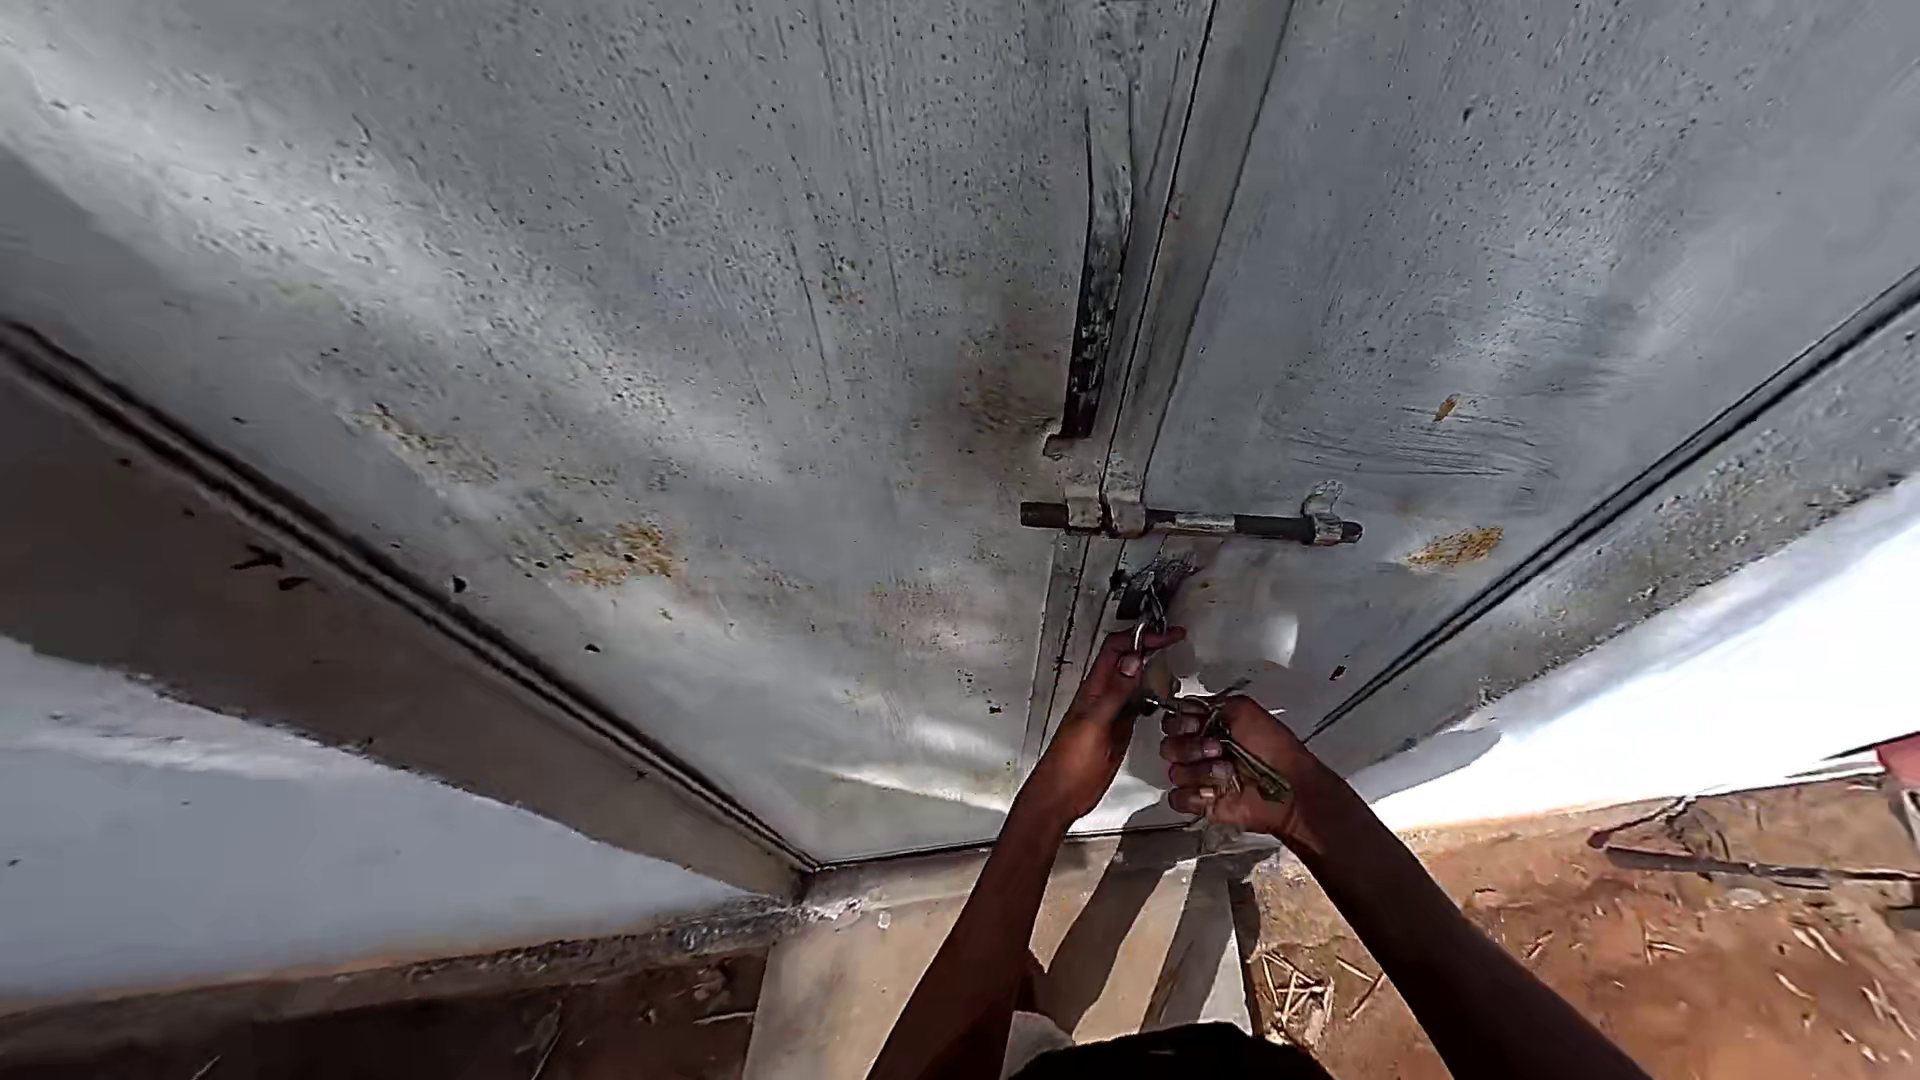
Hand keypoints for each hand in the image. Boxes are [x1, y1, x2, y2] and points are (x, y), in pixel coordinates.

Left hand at [1018, 626, 1185, 827]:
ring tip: (1174, 664)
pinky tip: (1163, 698)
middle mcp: (1102, 695)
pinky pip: (1137, 703)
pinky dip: (1151, 694)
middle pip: (1126, 658)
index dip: (1140, 636)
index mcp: (1094, 689)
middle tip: (1176, 641)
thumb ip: (1115, 693)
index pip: (1117, 649)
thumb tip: (1132, 661)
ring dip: (1152, 668)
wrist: (1062, 794)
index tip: (1167, 634)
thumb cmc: (1069, 763)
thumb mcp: (1094, 725)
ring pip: (1132, 679)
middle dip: (1149, 644)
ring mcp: (1111, 711)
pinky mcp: (1119, 728)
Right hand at [1160, 695, 1335, 845]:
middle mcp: (1199, 751)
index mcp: (1205, 727)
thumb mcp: (1245, 710)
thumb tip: (1189, 706)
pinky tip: (1215, 792)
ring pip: (1174, 771)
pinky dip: (1195, 795)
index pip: (1172, 720)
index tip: (1197, 724)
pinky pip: (1178, 798)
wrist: (1291, 788)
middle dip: (1190, 747)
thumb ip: (1212, 702)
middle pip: (1168, 746)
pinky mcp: (1200, 803)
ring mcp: (1198, 778)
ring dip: (1200, 772)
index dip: (1180, 722)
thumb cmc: (1274, 749)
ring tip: (1226, 773)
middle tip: (1217, 749)